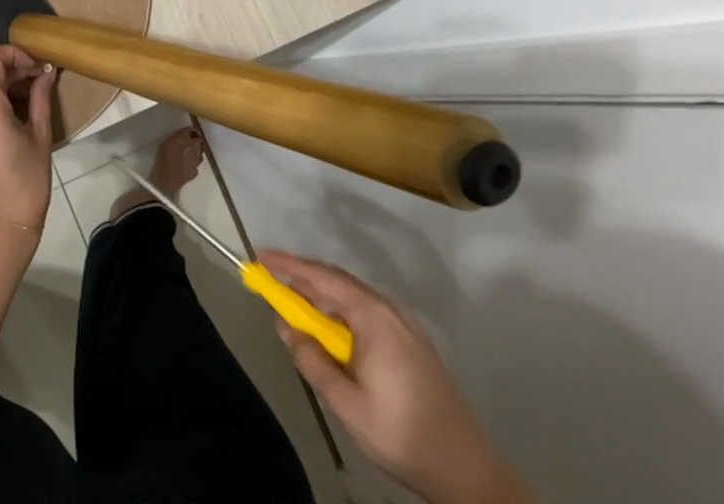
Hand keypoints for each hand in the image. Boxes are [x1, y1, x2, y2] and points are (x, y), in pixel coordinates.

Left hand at [0, 46, 56, 233]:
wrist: (3, 222)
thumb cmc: (29, 181)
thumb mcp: (40, 135)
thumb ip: (40, 97)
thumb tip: (46, 71)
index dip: (13, 54)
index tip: (34, 66)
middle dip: (8, 72)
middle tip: (33, 81)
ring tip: (20, 101)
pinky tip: (2, 120)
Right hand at [258, 250, 532, 503]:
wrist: (463, 466)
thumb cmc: (398, 431)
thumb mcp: (344, 400)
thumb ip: (311, 359)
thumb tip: (286, 327)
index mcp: (375, 319)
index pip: (324, 279)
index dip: (290, 266)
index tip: (261, 256)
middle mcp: (392, 312)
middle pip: (340, 282)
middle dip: (303, 277)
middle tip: (269, 279)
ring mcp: (406, 327)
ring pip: (355, 298)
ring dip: (322, 296)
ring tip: (293, 304)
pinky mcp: (413, 343)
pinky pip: (369, 313)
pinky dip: (341, 311)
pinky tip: (329, 330)